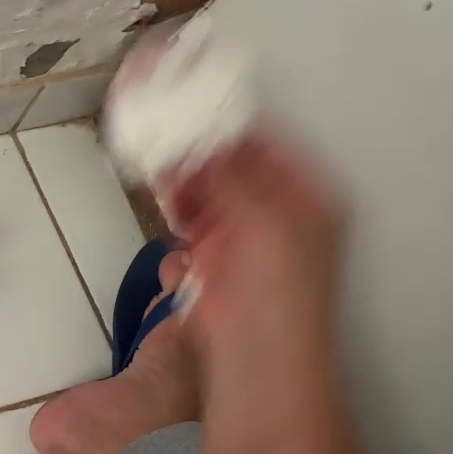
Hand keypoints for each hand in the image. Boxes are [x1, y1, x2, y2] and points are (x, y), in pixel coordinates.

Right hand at [166, 130, 346, 385]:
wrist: (258, 364)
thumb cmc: (282, 304)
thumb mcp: (265, 226)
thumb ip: (232, 176)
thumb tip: (201, 133)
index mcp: (305, 191)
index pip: (260, 134)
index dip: (218, 109)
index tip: (180, 89)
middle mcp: (275, 205)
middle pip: (226, 153)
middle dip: (189, 133)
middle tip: (152, 110)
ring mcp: (241, 229)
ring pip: (203, 180)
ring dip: (175, 162)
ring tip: (148, 139)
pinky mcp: (211, 252)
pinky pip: (187, 210)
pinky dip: (169, 194)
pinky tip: (155, 180)